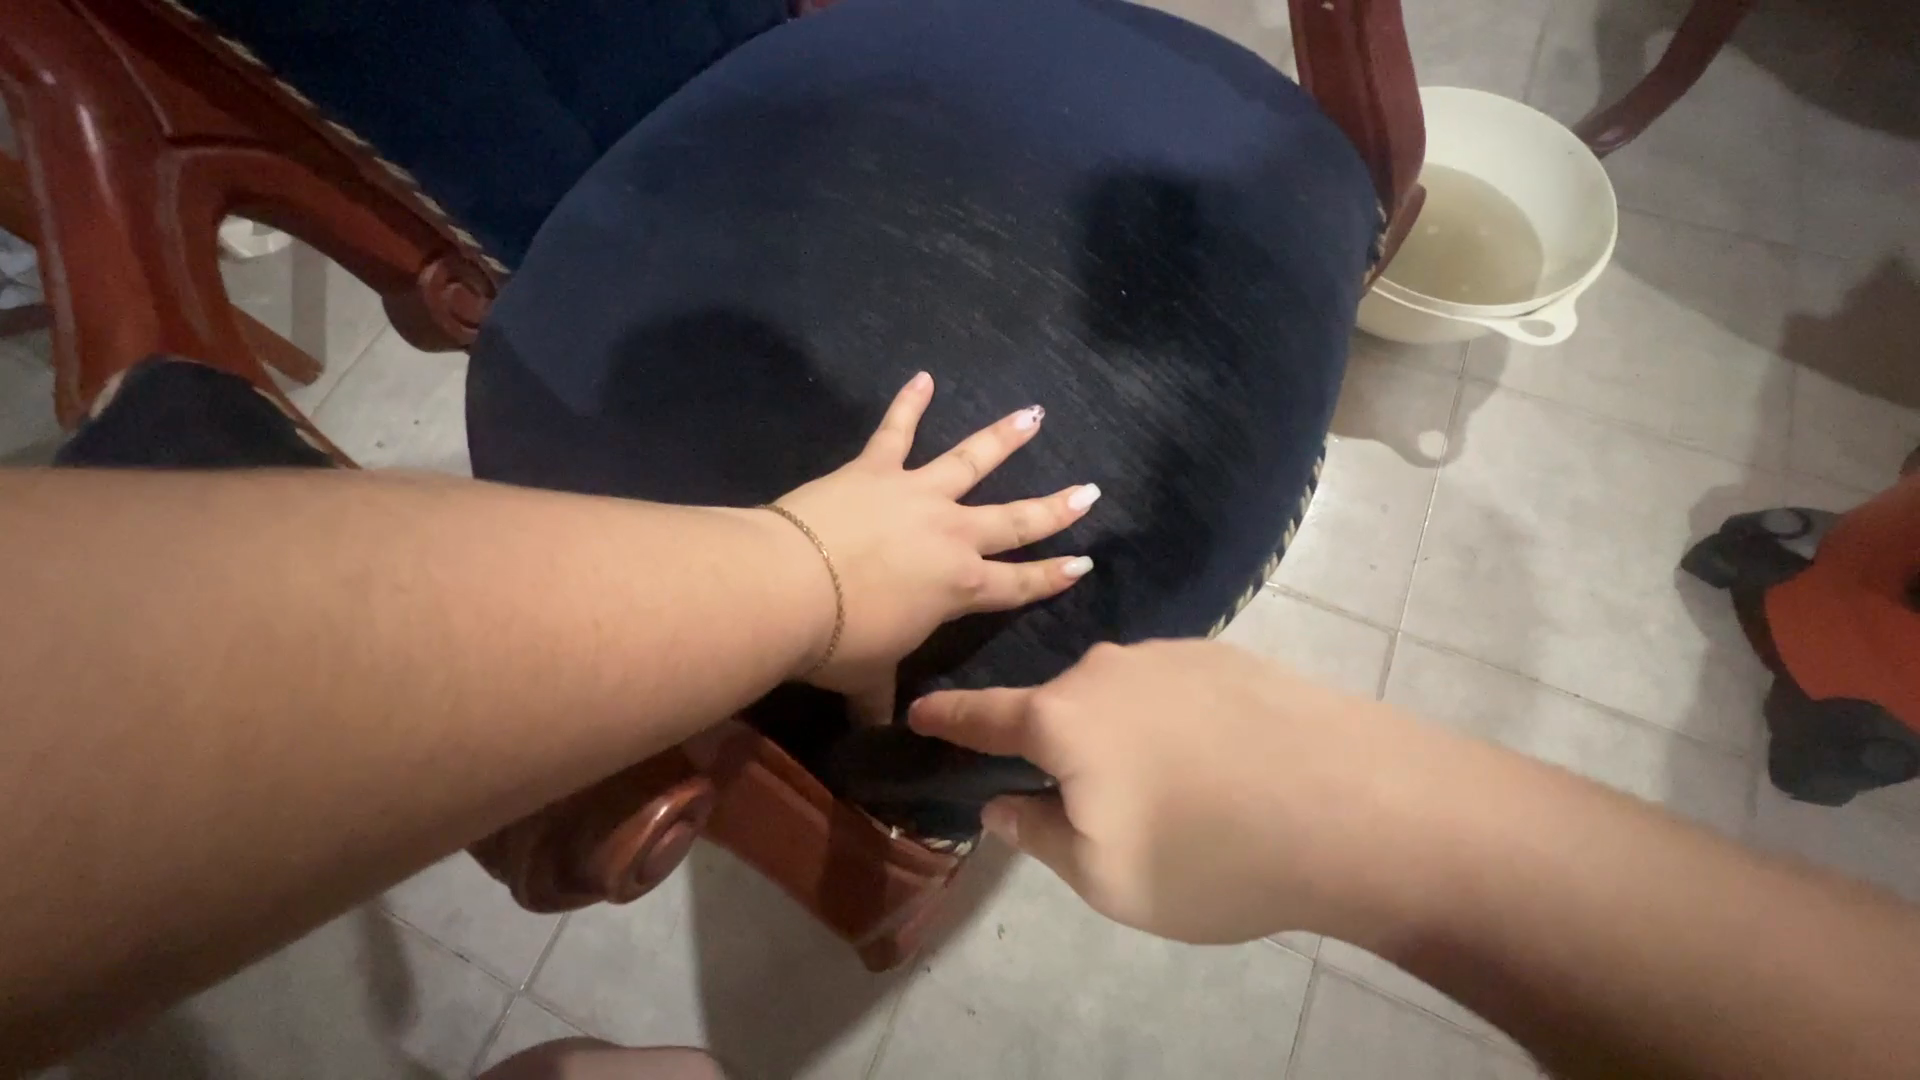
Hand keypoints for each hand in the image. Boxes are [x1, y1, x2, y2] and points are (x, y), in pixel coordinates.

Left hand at [774, 371, 1100, 721]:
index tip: (1084, 562)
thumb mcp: (866, 677)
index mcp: (960, 588)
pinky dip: (909, 402)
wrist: (790, 589)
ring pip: (972, 460)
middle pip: (1015, 521)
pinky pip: (896, 430)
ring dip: (1005, 437)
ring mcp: (918, 495)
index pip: (1019, 585)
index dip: (1053, 576)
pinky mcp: (876, 468)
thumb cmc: (837, 642)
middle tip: (1089, 491)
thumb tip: (879, 730)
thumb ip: (879, 698)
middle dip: (1055, 508)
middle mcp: (952, 536)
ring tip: (1034, 415)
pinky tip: (923, 376)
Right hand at [907, 640, 1436, 944]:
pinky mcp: (1222, 654)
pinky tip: (1218, 764)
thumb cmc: (1210, 853)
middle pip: (1057, 712)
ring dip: (1122, 739)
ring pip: (1118, 701)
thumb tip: (1001, 802)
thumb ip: (1038, 833)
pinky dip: (1172, 724)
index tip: (918, 708)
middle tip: (1098, 810)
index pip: (982, 715)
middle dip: (1058, 752)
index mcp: (1062, 719)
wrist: (1356, 805)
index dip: (946, 716)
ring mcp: (1168, 654)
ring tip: (1173, 795)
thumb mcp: (1104, 876)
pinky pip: (1170, 691)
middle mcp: (1105, 670)